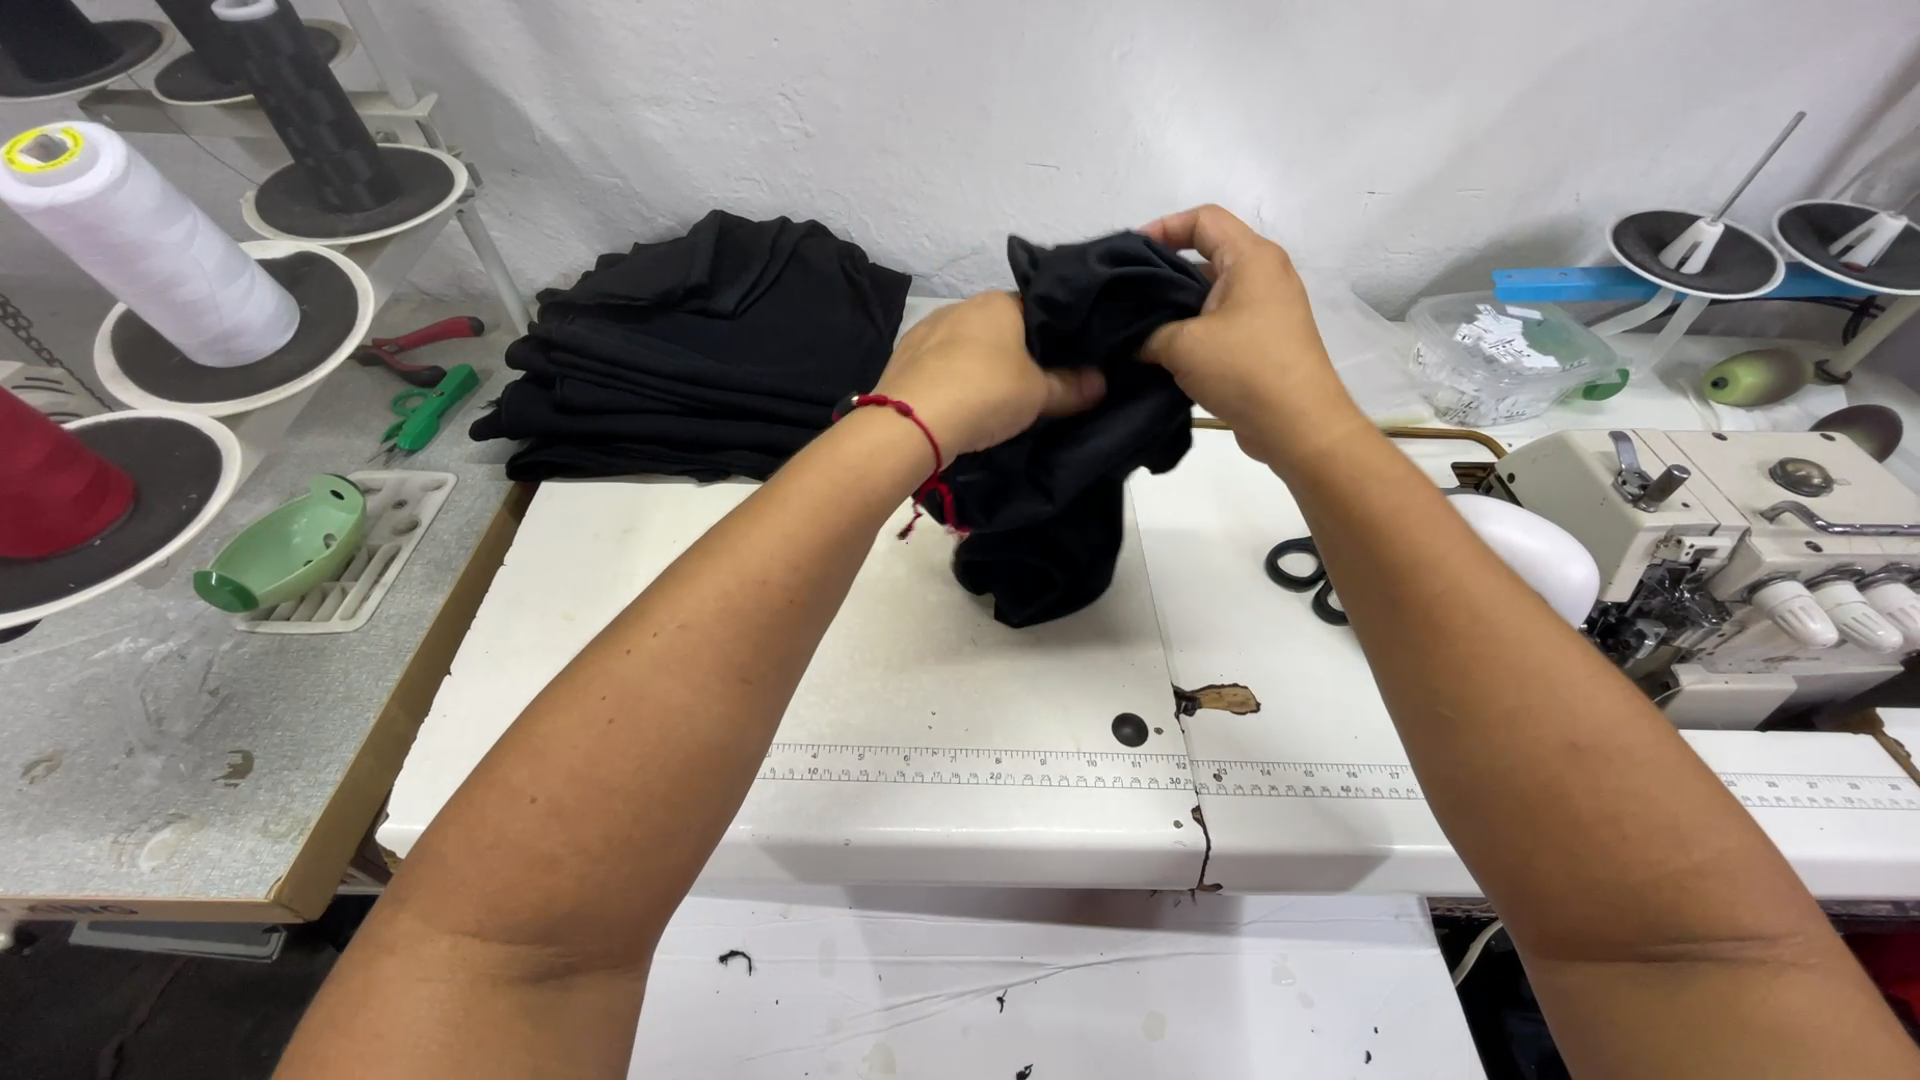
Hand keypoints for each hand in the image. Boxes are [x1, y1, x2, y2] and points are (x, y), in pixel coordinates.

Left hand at [872, 292, 1104, 457]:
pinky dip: (948, 382)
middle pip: (997, 329)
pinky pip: (936, 367)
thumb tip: (1102, 382)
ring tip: (988, 402)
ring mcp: (925, 330)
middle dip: (1011, 355)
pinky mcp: (902, 359)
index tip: (1059, 364)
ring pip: (964, 347)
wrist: (912, 422)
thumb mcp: (1039, 395)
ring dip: (976, 369)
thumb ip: (1071, 387)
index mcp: (998, 302)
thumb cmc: (986, 393)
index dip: (1050, 337)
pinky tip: (955, 406)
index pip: (1034, 309)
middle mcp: (960, 306)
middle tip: (1027, 388)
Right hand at [1139, 205, 1369, 467]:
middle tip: (1124, 294)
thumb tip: (1130, 339)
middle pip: (1206, 255)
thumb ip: (1147, 333)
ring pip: (1210, 293)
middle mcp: (1264, 275)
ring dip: (1174, 307)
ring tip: (1135, 326)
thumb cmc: (1244, 369)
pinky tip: (1160, 352)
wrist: (1298, 425)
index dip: (1163, 227)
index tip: (1129, 253)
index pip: (1204, 219)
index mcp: (1252, 258)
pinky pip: (1219, 322)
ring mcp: (1266, 309)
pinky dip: (1190, 330)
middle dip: (1163, 271)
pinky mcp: (1262, 340)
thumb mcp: (1182, 346)